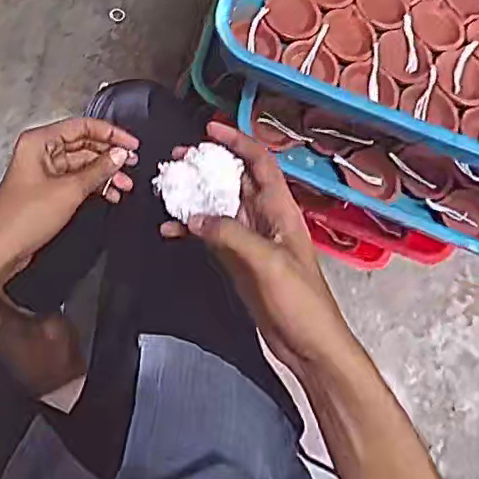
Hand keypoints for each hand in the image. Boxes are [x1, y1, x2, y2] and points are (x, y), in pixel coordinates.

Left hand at [0, 118, 137, 284]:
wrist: (1, 251)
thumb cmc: (21, 220)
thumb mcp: (69, 191)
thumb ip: (98, 170)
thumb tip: (119, 154)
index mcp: (39, 141)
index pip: (82, 126)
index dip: (110, 133)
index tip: (130, 143)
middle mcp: (40, 151)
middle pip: (83, 143)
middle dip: (109, 154)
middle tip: (131, 162)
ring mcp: (44, 170)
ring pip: (82, 162)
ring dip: (104, 172)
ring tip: (124, 182)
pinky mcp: (47, 188)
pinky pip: (76, 178)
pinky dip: (94, 184)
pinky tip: (110, 192)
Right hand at [161, 122, 356, 373]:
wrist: (310, 348)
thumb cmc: (303, 303)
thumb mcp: (268, 262)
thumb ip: (230, 234)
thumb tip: (194, 217)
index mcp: (280, 209)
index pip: (259, 161)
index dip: (237, 141)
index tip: (210, 130)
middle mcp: (264, 218)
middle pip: (234, 179)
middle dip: (207, 164)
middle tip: (178, 158)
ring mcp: (249, 239)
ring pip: (218, 204)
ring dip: (194, 195)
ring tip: (169, 186)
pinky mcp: (237, 260)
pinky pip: (210, 234)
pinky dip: (191, 229)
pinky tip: (171, 230)